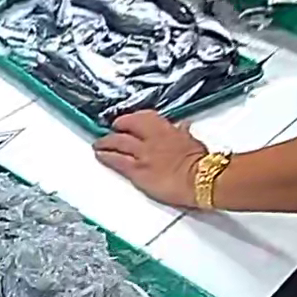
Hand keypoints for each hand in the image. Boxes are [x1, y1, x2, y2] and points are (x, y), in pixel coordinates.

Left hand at [94, 111, 210, 208]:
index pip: (145, 117)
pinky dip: (106, 156)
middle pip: (128, 127)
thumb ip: (182, 134)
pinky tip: (99, 155)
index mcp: (166, 129)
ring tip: (98, 144)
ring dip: (105, 142)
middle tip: (110, 130)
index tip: (127, 120)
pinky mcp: (136, 171)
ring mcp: (142, 155)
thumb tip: (182, 127)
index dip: (133, 119)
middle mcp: (151, 139)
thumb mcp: (192, 142)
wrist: (198, 179)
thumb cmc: (199, 162)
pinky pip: (117, 161)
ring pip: (118, 143)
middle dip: (117, 127)